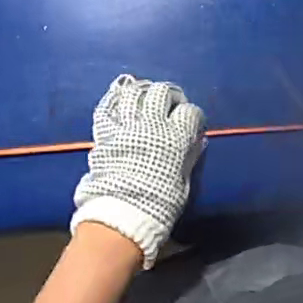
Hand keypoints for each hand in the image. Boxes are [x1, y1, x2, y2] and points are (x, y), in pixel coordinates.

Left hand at [71, 74, 205, 267]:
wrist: (121, 212)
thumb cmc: (158, 204)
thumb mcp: (182, 182)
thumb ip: (188, 156)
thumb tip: (196, 140)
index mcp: (176, 138)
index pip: (190, 113)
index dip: (192, 115)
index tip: (191, 120)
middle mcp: (152, 124)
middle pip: (162, 93)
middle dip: (170, 95)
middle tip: (170, 103)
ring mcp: (127, 124)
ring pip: (135, 92)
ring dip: (143, 90)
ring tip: (146, 95)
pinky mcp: (106, 129)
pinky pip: (108, 105)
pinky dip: (114, 97)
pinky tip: (120, 95)